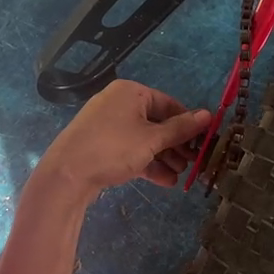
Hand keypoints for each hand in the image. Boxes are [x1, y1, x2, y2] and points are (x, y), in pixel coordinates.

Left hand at [37, 80, 210, 201]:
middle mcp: (119, 103)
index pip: (169, 104)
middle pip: (157, 122)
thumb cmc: (113, 148)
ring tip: (179, 175)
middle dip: (176, 145)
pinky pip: (131, 150)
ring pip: (144, 138)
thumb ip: (181, 129)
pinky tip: (165, 181)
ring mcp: (108, 125)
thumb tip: (208, 115)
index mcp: (131, 92)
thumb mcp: (152, 139)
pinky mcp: (101, 145)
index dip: (188, 123)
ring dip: (164, 156)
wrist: (66, 175)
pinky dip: (147, 162)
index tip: (203, 143)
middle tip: (192, 164)